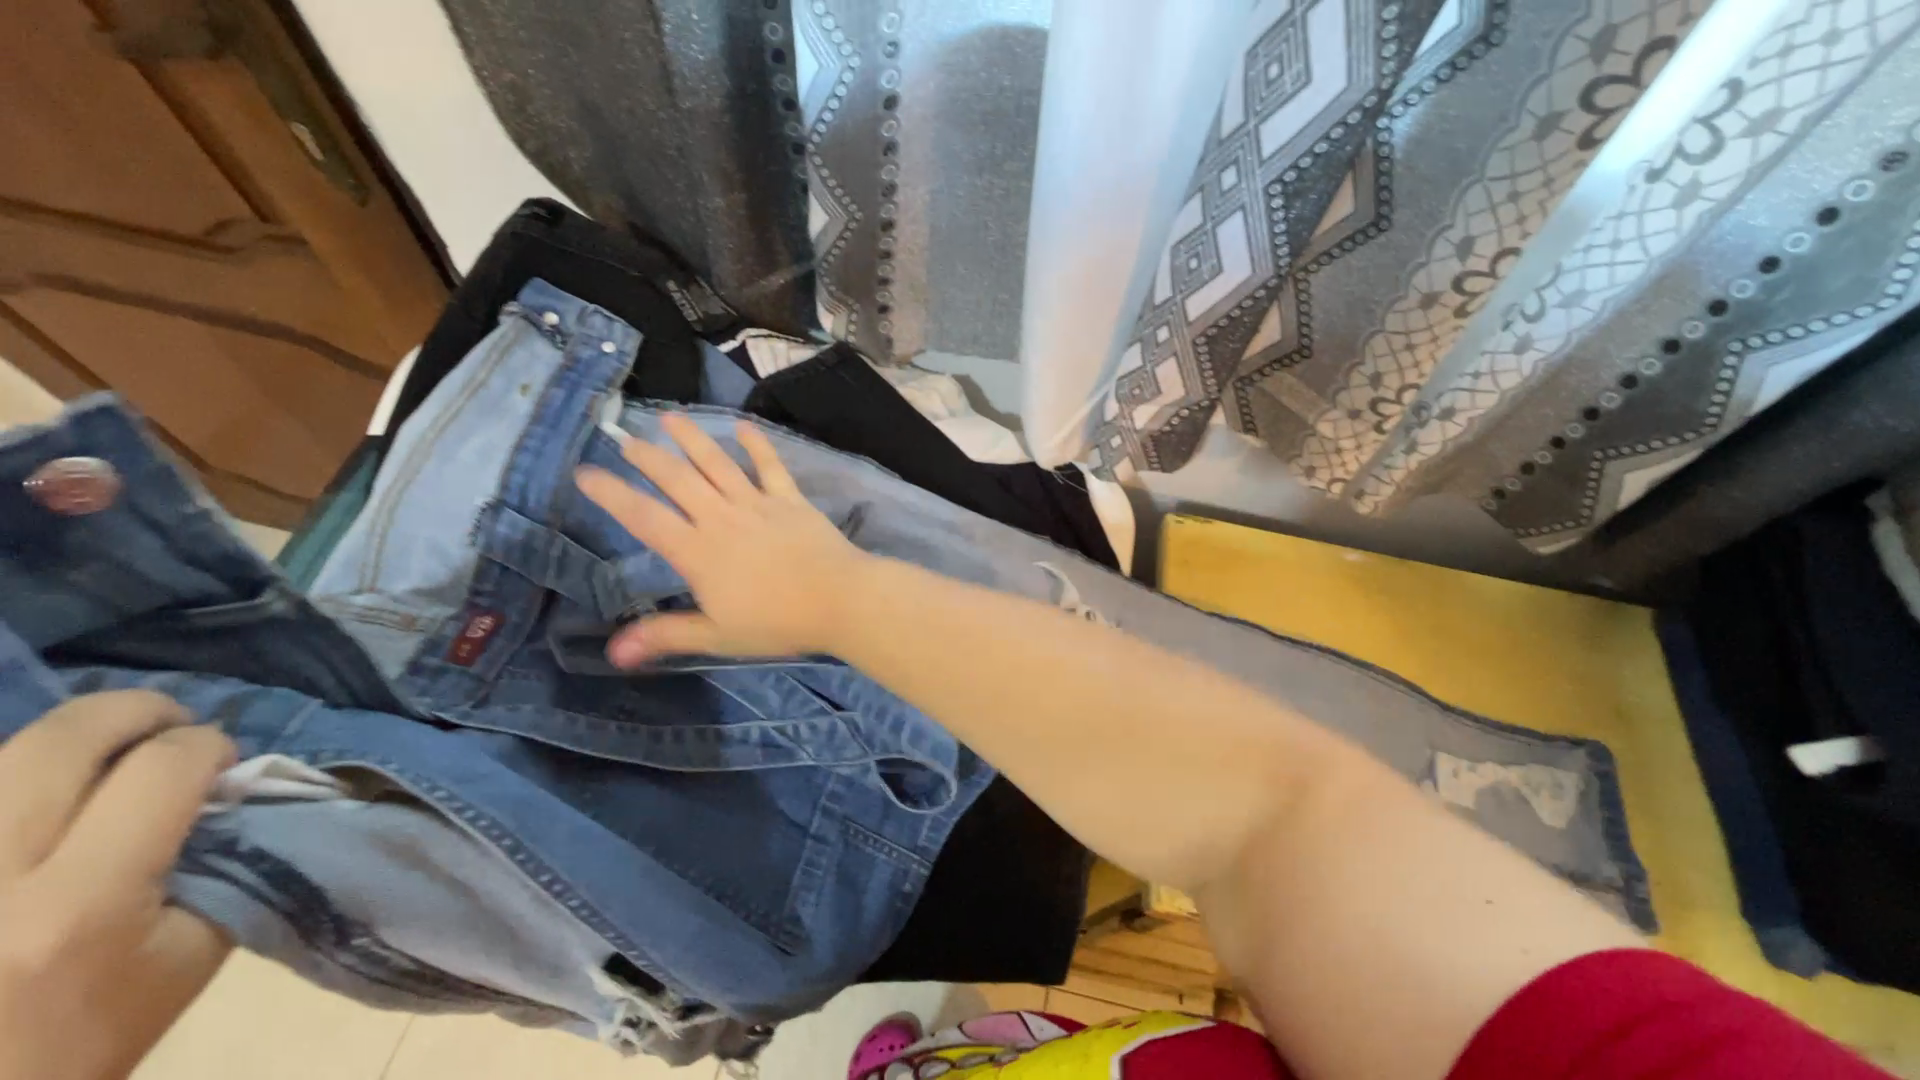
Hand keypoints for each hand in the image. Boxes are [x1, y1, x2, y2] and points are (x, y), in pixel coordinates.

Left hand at [0, 691, 236, 1079]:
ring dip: (75, 738)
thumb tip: (228, 798)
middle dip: (137, 711)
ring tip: (111, 753)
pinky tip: (51, 793)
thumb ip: (221, 869)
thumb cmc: (87, 1037)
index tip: (226, 759)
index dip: (207, 745)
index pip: (160, 770)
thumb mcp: (183, 961)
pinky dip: (25, 777)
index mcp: (75, 907)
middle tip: (172, 725)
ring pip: (3, 753)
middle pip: (61, 739)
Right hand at [575, 414, 876, 663]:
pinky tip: (744, 426)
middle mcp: (721, 518)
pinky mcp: (790, 499)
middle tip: (623, 437)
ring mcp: (758, 504)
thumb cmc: (777, 623)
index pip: (644, 517)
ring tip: (669, 418)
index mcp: (697, 551)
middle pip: (677, 479)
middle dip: (647, 457)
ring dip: (692, 439)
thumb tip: (613, 652)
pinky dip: (756, 445)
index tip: (584, 473)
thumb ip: (666, 636)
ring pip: (717, 463)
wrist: (840, 599)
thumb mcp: (717, 636)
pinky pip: (770, 466)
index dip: (611, 494)